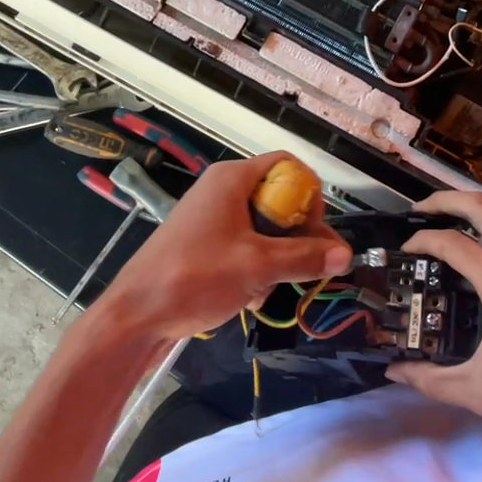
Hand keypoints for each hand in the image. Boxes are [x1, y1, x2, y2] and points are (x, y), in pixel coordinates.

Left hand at [90, 152, 351, 343]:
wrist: (135, 316)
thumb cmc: (194, 277)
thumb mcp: (257, 267)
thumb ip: (304, 258)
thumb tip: (345, 254)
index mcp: (233, 179)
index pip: (287, 165)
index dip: (309, 192)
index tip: (315, 228)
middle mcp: (222, 190)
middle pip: (278, 199)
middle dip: (295, 234)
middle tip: (308, 265)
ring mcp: (211, 217)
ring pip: (263, 227)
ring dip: (275, 257)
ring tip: (270, 287)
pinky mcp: (203, 243)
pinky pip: (244, 245)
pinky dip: (254, 268)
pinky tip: (250, 298)